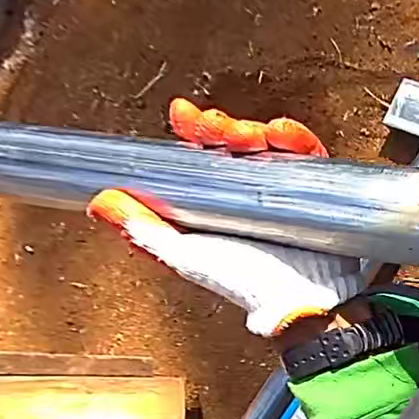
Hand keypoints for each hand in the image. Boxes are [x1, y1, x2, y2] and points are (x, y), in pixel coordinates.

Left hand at [88, 99, 368, 338]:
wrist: (303, 300)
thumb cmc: (251, 286)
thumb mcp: (188, 259)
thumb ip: (146, 233)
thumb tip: (102, 203)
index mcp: (218, 205)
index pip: (202, 156)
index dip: (193, 131)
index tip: (185, 117)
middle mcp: (251, 194)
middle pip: (233, 142)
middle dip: (222, 127)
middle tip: (217, 130)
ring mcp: (285, 191)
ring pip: (268, 142)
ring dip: (255, 130)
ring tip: (249, 137)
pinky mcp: (317, 190)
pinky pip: (309, 154)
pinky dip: (297, 139)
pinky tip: (282, 136)